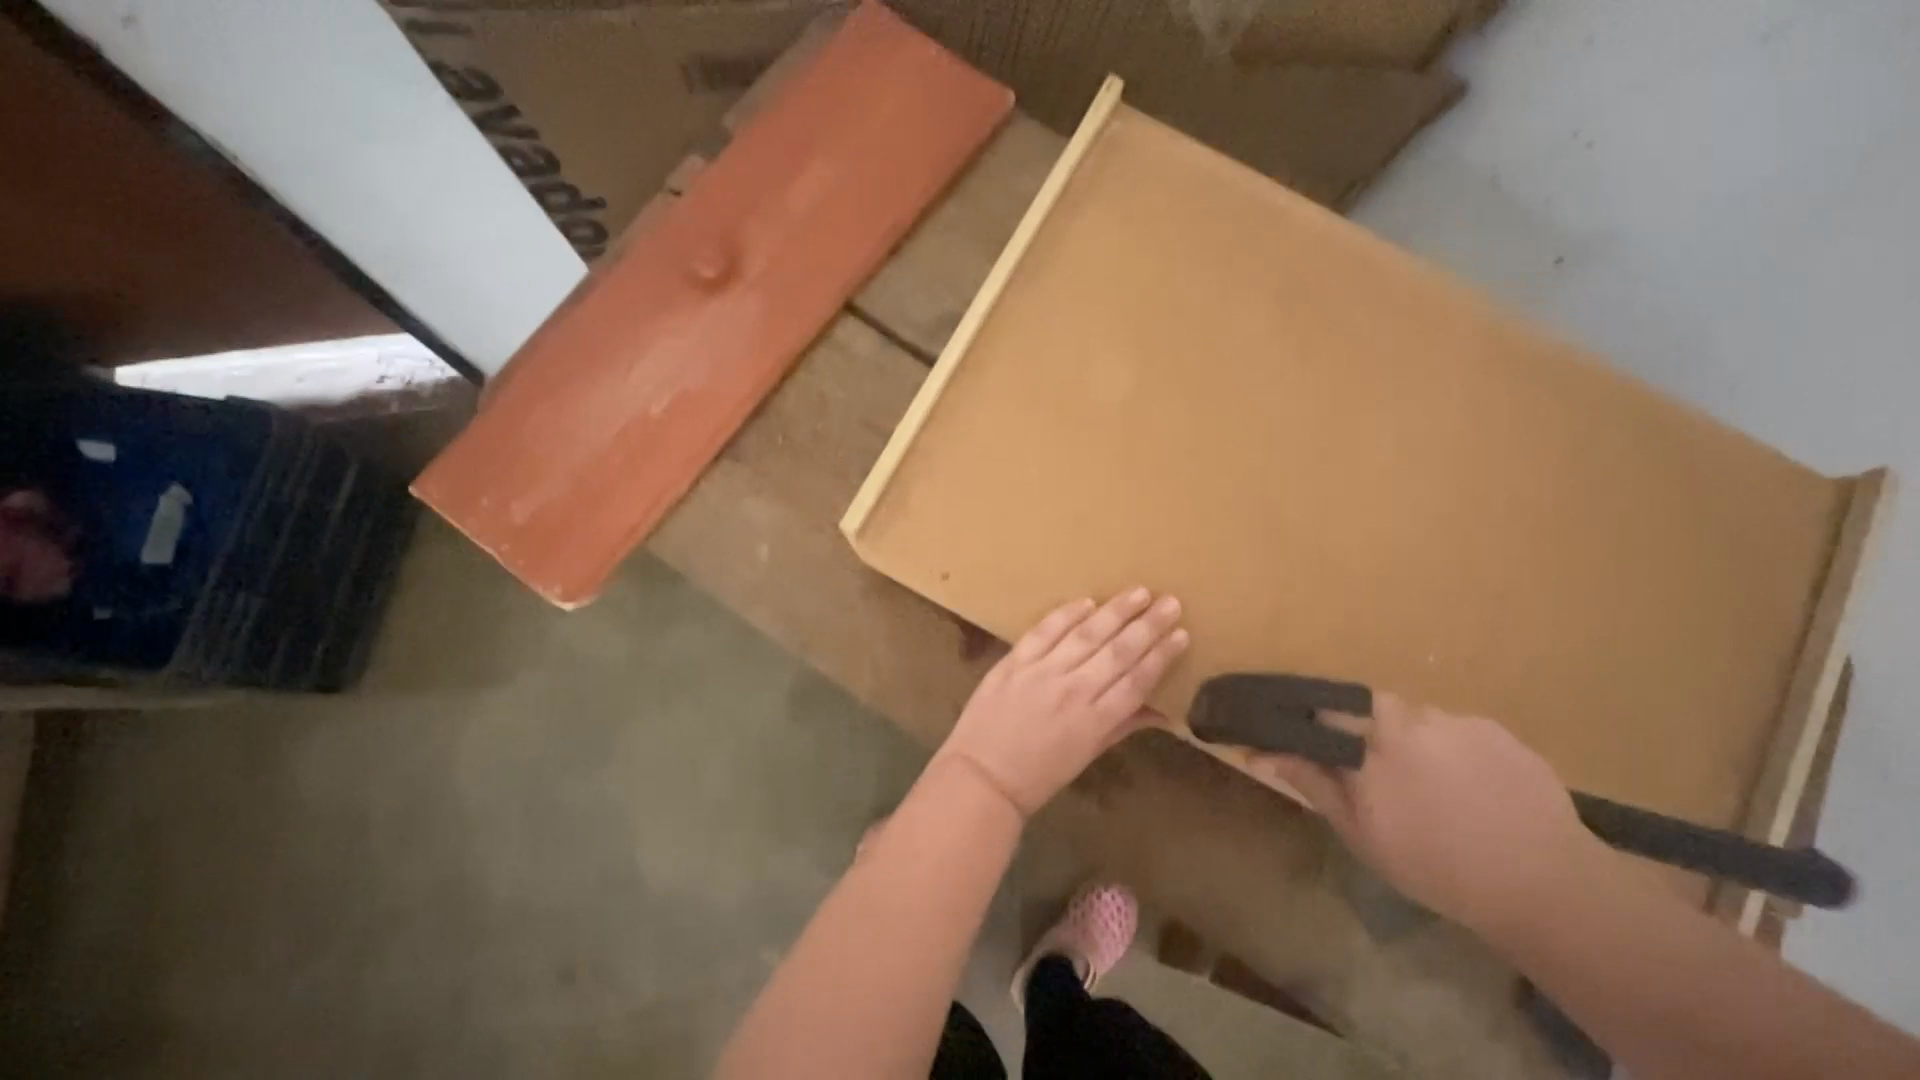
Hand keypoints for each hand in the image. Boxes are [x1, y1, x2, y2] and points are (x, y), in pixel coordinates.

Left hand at [936, 588, 1188, 817]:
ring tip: (1139, 592)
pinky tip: (1087, 601)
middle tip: (1171, 602)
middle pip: (1118, 652)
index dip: (1161, 655)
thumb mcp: (1087, 755)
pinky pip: (1045, 631)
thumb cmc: (1038, 774)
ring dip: (1116, 611)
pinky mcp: (1014, 662)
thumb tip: (1162, 712)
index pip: (1137, 680)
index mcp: (1095, 721)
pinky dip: (1067, 614)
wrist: (982, 777)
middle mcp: (1073, 692)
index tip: (1182, 633)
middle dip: (1148, 625)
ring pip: (1086, 634)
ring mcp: (1042, 673)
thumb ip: (1122, 726)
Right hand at [1251, 691, 1604, 933]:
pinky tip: (1467, 789)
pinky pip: (1456, 730)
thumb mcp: (1361, 834)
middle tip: (1371, 770)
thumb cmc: (1435, 868)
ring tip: (1428, 786)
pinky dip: (1450, 751)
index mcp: (1368, 746)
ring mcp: (1456, 721)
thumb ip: (1312, 784)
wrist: (1542, 882)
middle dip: (1361, 729)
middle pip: (1368, 706)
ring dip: (1408, 740)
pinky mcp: (1496, 729)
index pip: (1318, 708)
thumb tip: (1258, 752)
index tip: (1296, 733)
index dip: (1304, 716)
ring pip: (1414, 717)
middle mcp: (1407, 719)